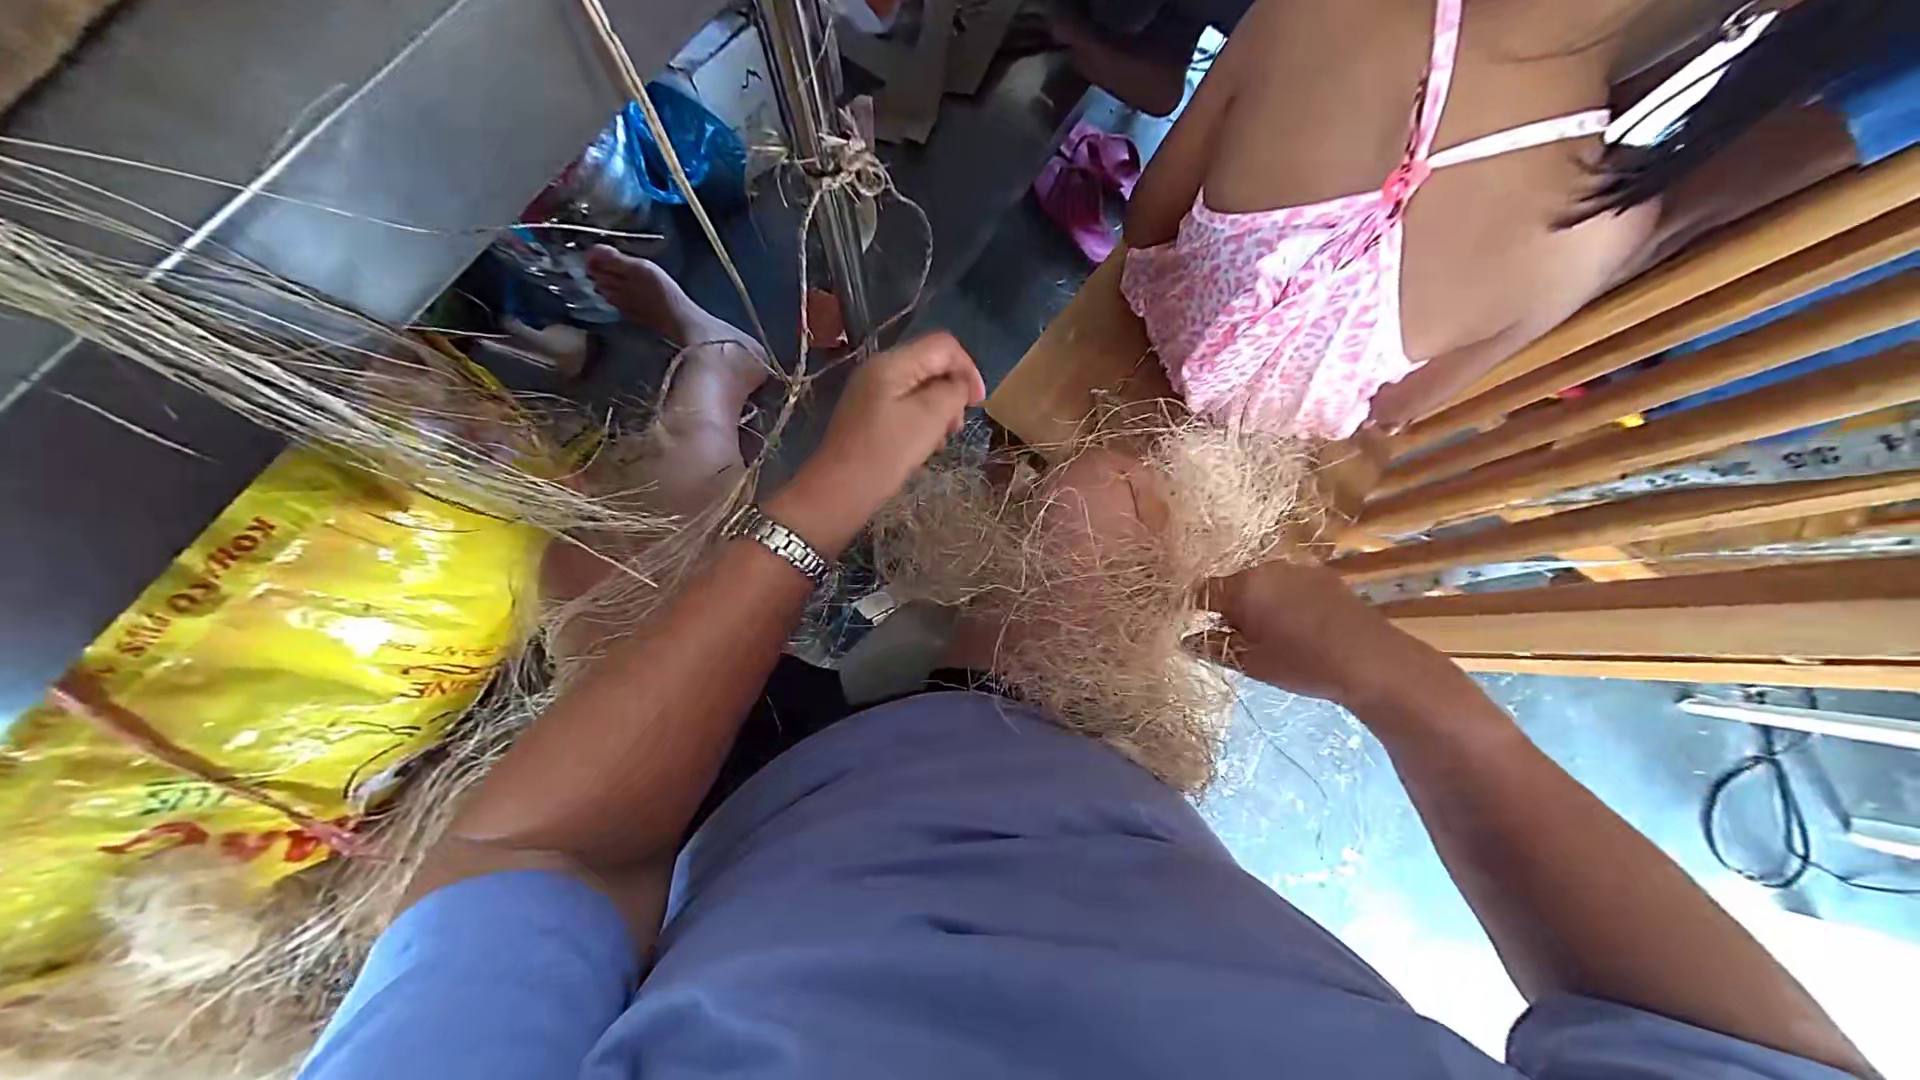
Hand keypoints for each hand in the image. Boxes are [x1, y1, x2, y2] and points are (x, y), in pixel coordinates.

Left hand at [767, 333, 984, 554]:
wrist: (838, 492)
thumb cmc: (885, 453)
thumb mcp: (929, 418)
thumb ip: (952, 392)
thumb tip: (960, 385)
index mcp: (892, 363)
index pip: (943, 346)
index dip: (968, 369)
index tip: (977, 404)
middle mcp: (879, 371)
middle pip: (931, 366)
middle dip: (952, 393)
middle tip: (956, 428)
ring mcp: (871, 394)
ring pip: (920, 390)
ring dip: (939, 412)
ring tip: (939, 441)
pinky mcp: (868, 417)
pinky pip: (905, 409)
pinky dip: (922, 423)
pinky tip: (923, 448)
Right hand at [1205, 561, 1460, 714]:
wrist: (1375, 662)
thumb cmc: (1304, 664)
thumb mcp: (1251, 662)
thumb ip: (1213, 647)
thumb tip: (1184, 640)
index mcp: (1243, 586)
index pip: (1201, 591)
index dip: (1192, 609)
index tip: (1192, 628)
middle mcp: (1267, 568)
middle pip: (1232, 584)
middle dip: (1227, 607)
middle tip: (1233, 638)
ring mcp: (1297, 569)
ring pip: (1261, 584)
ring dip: (1256, 603)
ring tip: (1268, 635)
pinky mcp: (1323, 577)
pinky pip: (1287, 585)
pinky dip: (1281, 601)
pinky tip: (1295, 627)